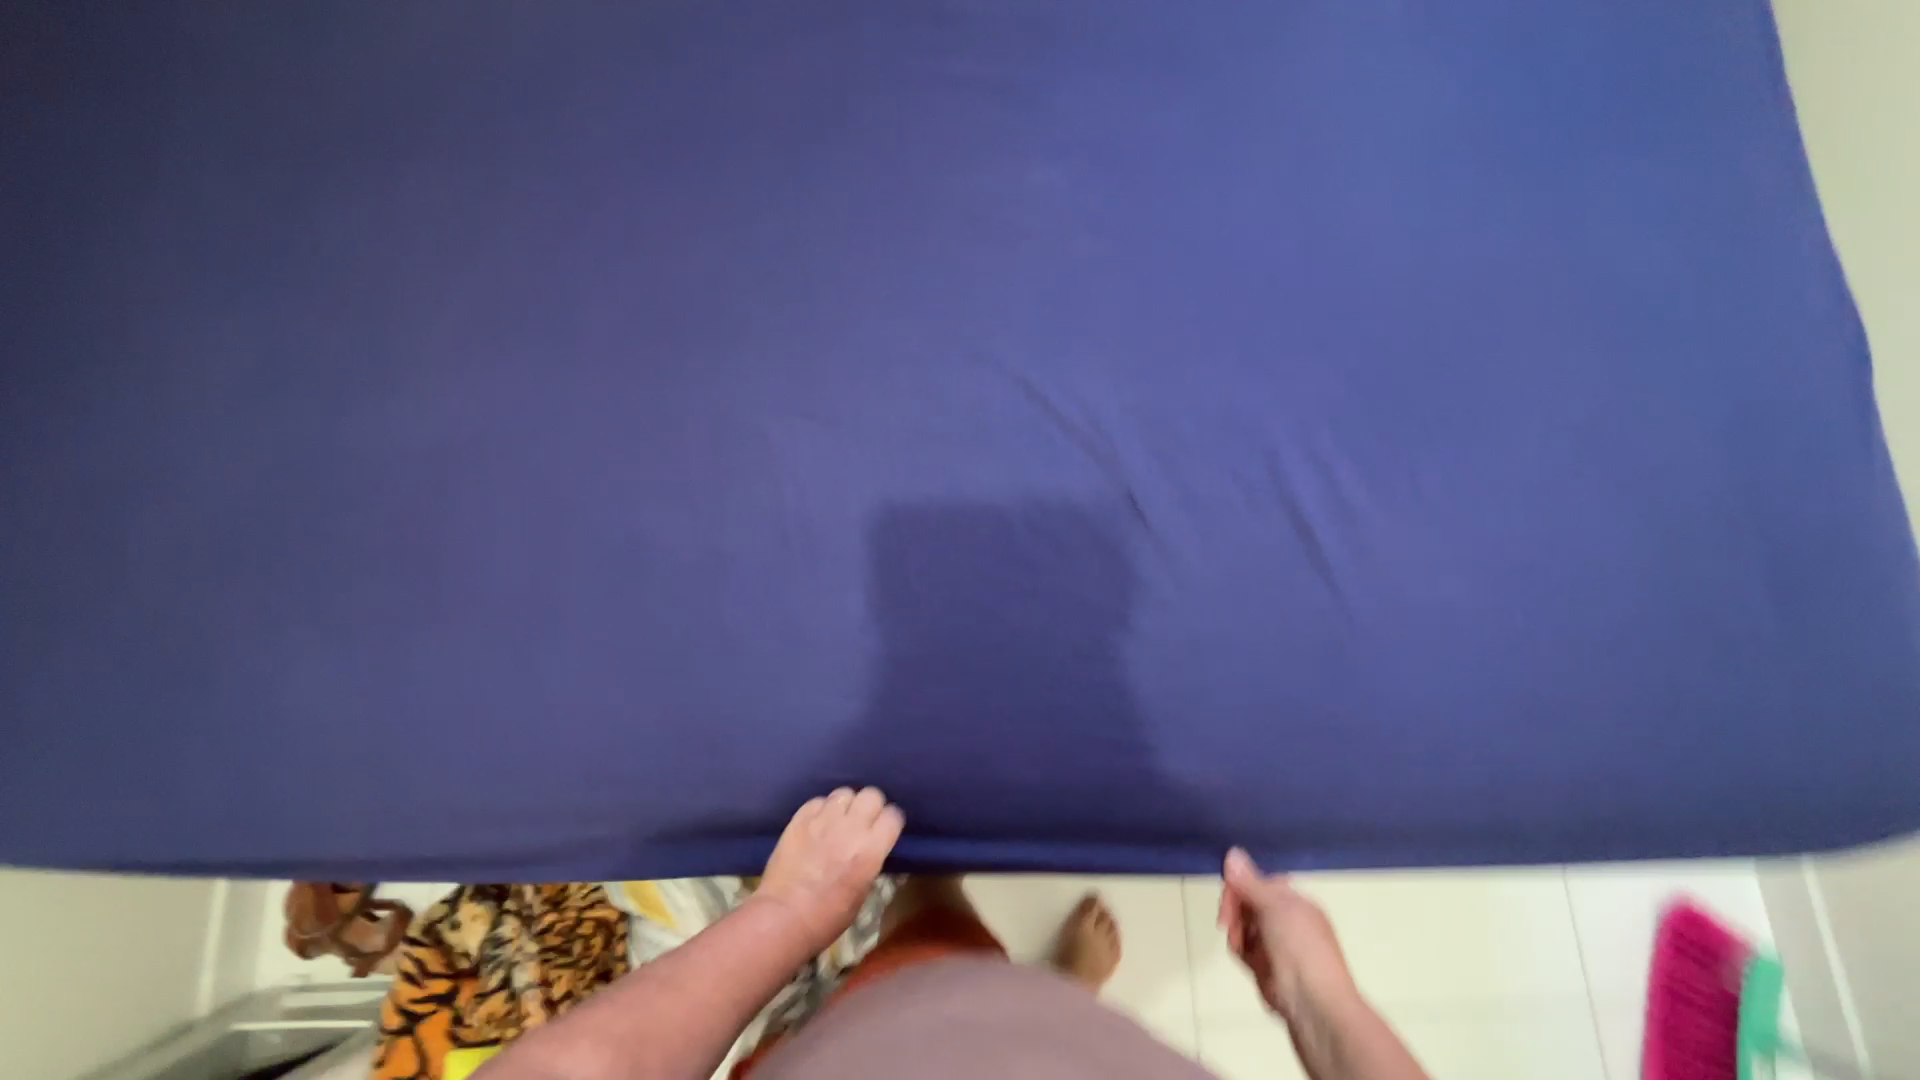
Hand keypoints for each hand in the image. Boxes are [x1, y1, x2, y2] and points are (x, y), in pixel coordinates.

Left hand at [757, 787, 903, 952]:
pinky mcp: (799, 819)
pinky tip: (817, 824)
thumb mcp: (862, 892)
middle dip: (871, 806)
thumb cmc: (827, 917)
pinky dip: (821, 810)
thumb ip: (870, 861)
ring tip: (839, 820)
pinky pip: (817, 801)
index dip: (890, 822)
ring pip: (844, 793)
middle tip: (863, 822)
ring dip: (845, 806)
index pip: (893, 815)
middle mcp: (850, 827)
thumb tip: (870, 848)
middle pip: (872, 795)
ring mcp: (823, 820)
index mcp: (870, 849)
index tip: (885, 830)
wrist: (783, 917)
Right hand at [1218, 847, 1355, 1023]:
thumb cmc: (1300, 947)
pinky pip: (1242, 946)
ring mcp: (1274, 943)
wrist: (1311, 1002)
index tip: (1228, 890)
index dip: (1241, 884)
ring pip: (1242, 924)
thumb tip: (1233, 851)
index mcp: (1295, 902)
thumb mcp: (1275, 906)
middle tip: (1226, 921)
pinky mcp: (1263, 964)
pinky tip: (1244, 957)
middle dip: (1235, 908)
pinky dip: (1239, 948)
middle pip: (1248, 902)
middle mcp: (1285, 920)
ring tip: (1239, 943)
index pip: (1260, 882)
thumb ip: (1250, 881)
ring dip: (1236, 930)